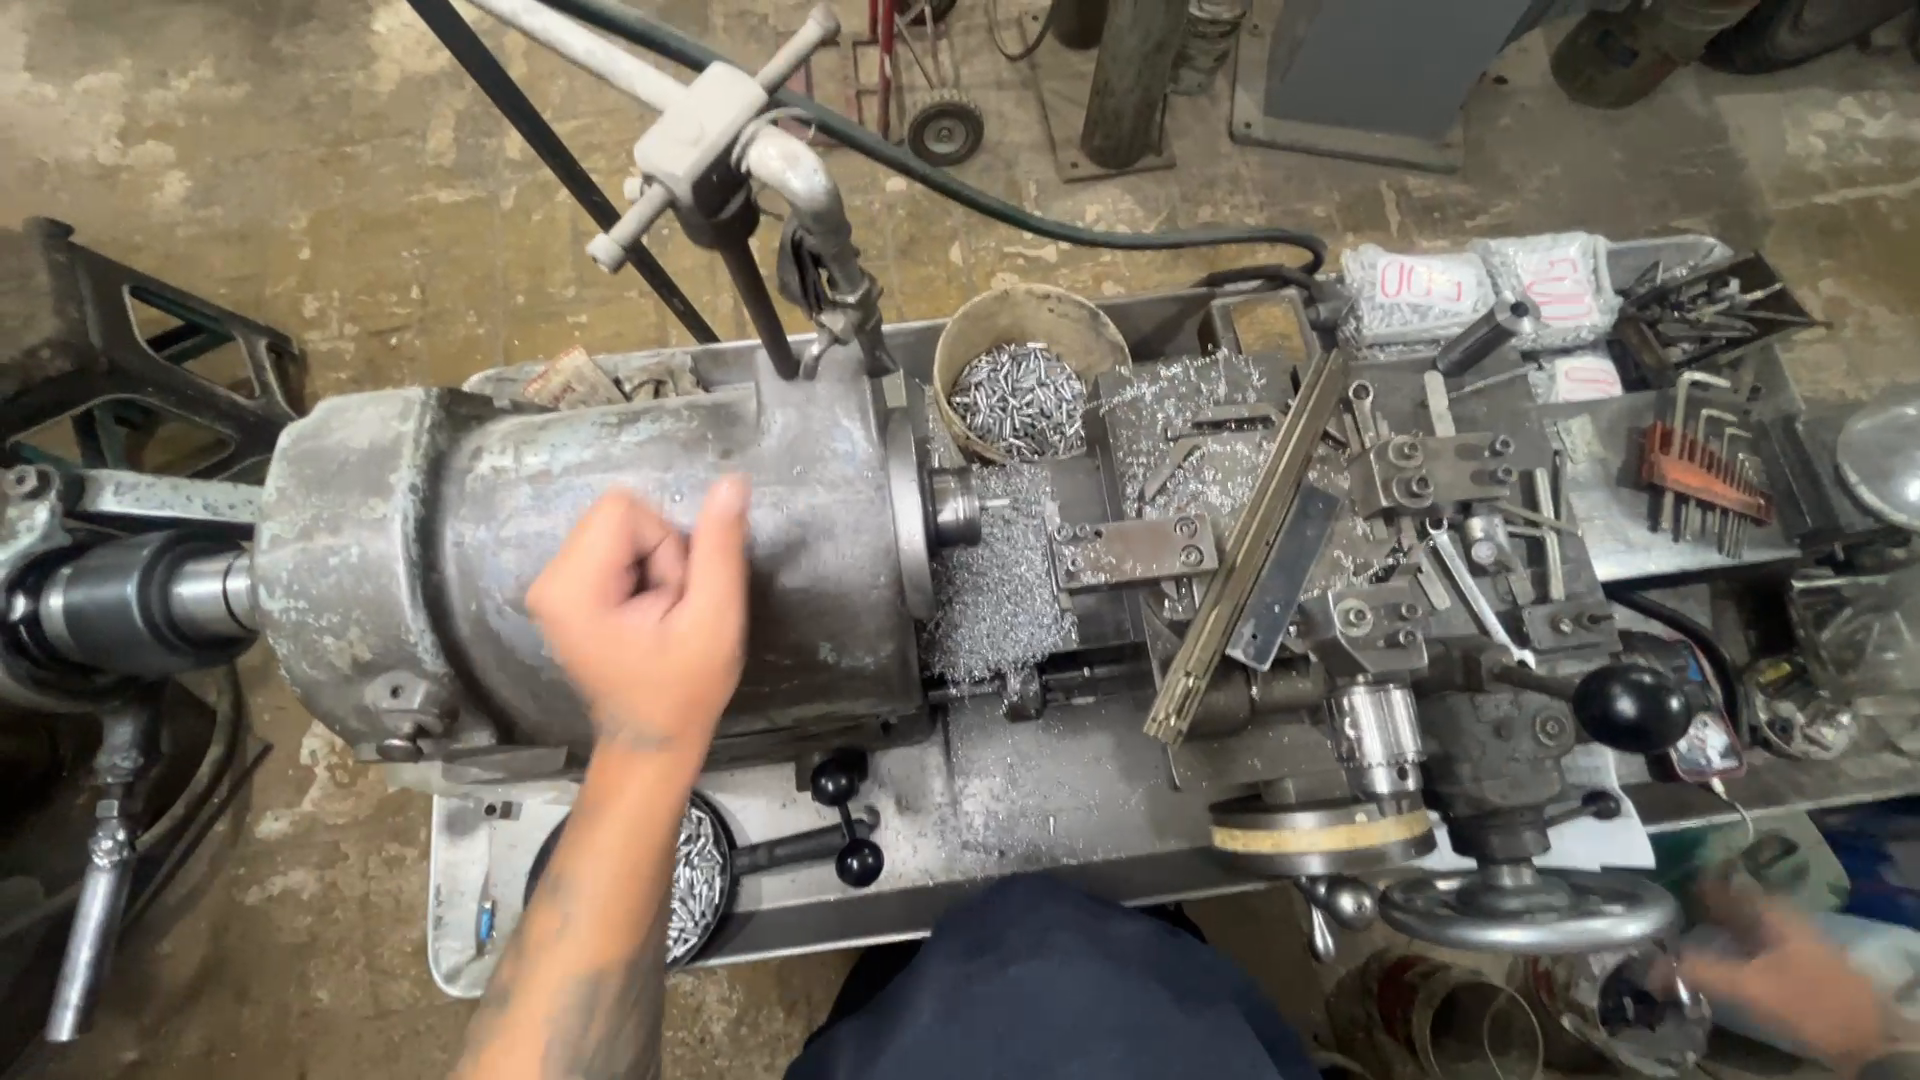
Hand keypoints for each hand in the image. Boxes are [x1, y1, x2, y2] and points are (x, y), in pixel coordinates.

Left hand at [527, 478, 751, 758]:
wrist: (654, 739)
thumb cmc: (685, 688)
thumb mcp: (716, 617)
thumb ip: (721, 546)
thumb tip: (732, 482)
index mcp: (571, 586)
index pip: (626, 509)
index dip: (667, 544)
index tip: (675, 595)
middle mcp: (548, 579)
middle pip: (621, 515)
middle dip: (662, 553)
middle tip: (672, 607)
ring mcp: (553, 586)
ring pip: (622, 529)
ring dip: (657, 563)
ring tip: (662, 614)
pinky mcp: (567, 592)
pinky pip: (615, 547)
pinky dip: (644, 571)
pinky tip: (650, 613)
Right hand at [1677, 880, 1885, 1072]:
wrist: (1873, 1044)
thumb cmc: (1809, 1002)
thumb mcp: (1746, 987)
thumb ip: (1693, 971)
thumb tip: (1646, 968)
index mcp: (1773, 913)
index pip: (1726, 882)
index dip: (1695, 879)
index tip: (1663, 879)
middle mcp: (1785, 920)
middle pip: (1736, 903)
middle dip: (1703, 903)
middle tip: (1668, 905)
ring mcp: (1798, 944)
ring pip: (1748, 924)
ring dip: (1718, 923)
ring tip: (1686, 928)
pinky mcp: (1802, 967)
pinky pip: (1757, 942)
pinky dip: (1734, 942)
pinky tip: (1717, 954)